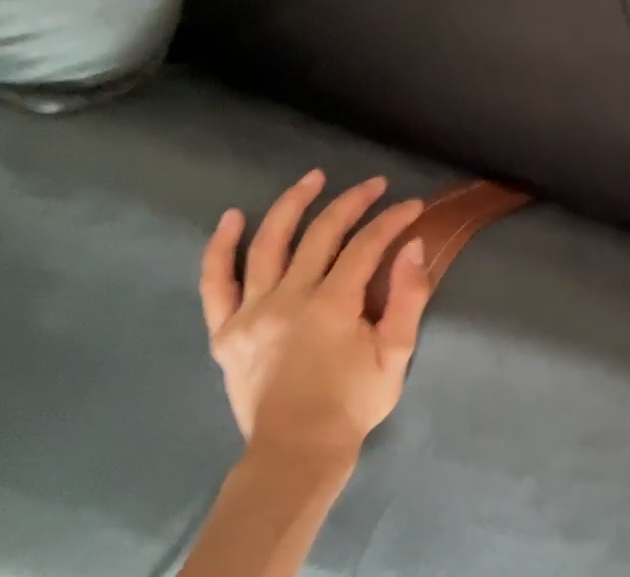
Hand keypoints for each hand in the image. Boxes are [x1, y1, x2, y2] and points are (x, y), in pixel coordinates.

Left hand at [199, 171, 431, 460]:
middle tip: (375, 184)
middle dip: (352, 202)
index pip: (366, 245)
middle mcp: (288, 298)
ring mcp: (251, 312)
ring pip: (268, 244)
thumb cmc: (354, 402)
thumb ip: (408, 297)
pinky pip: (216, 282)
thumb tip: (413, 246)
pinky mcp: (226, 331)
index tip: (413, 207)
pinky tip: (231, 218)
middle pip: (320, 234)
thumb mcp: (397, 352)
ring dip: (291, 206)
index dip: (392, 220)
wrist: (297, 450)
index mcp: (333, 304)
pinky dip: (220, 248)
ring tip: (312, 179)